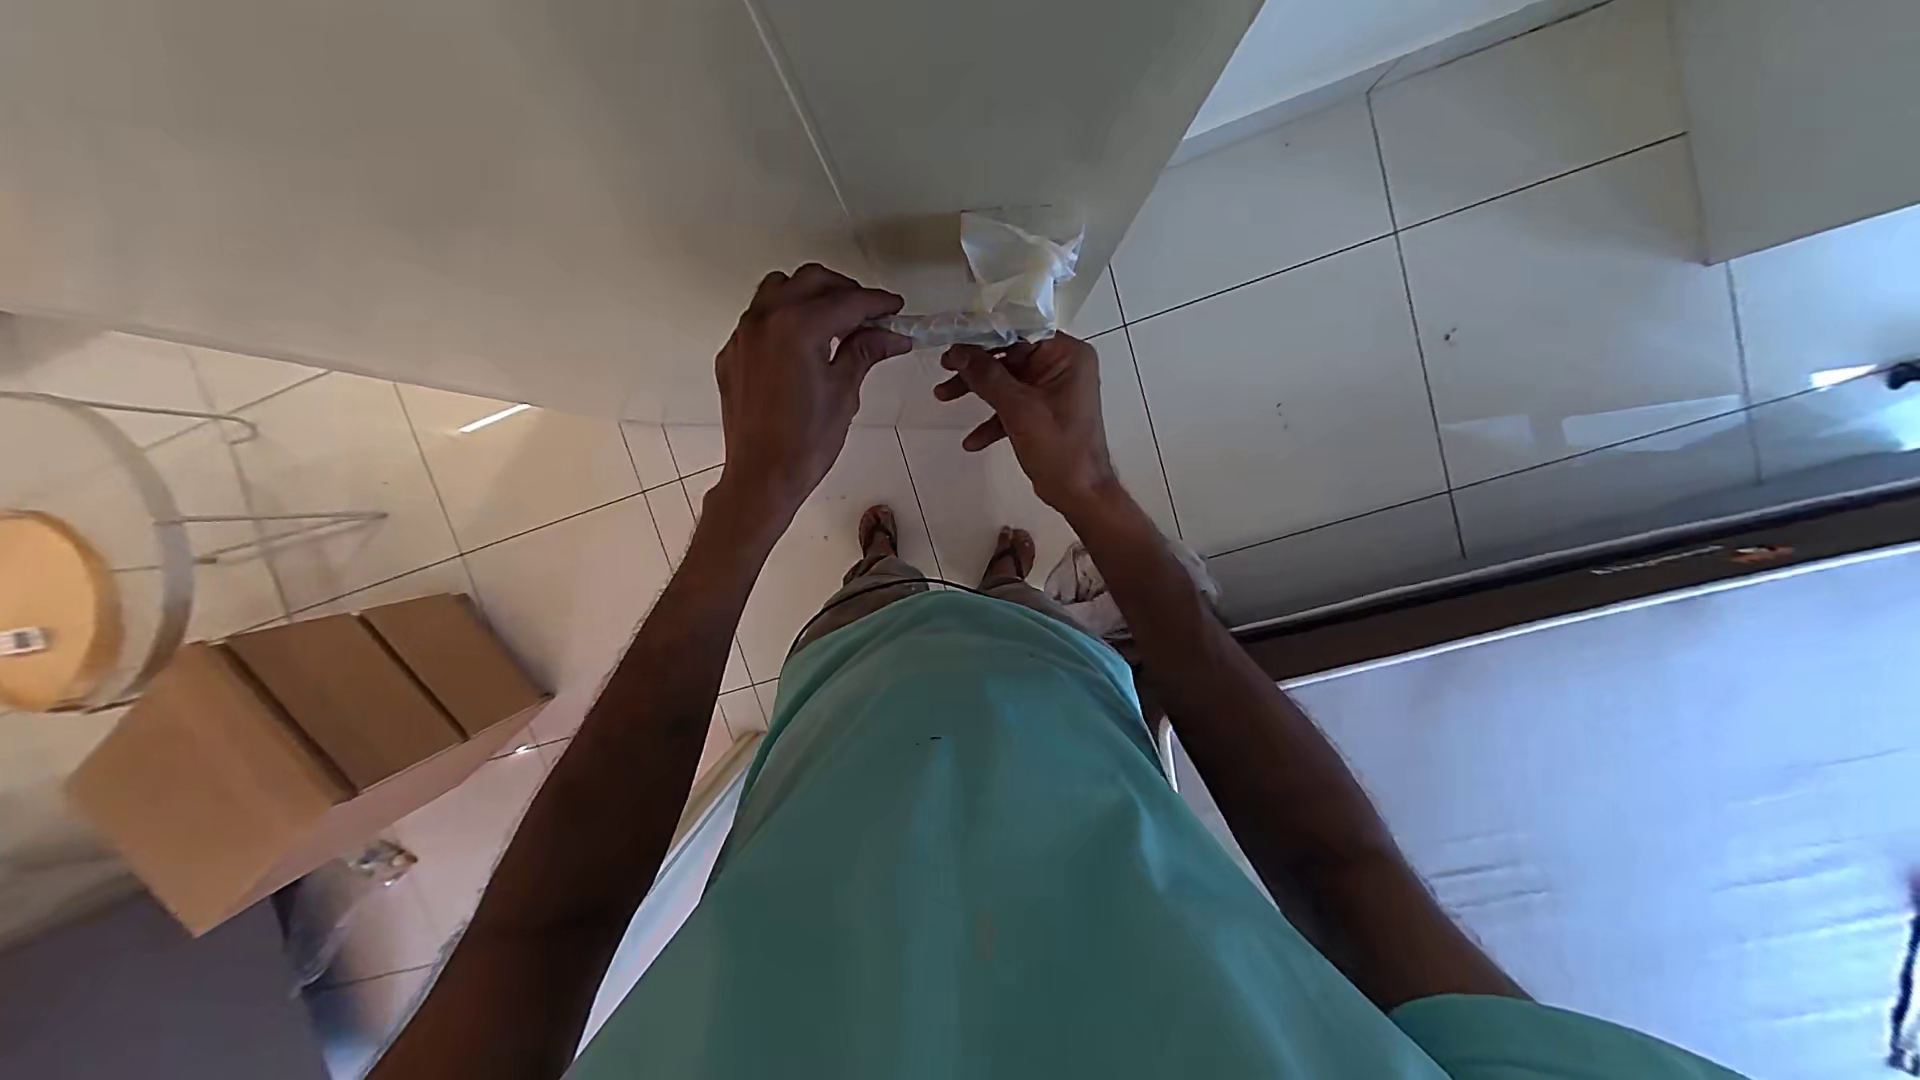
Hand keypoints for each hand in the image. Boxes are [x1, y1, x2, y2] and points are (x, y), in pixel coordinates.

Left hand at [714, 265, 912, 518]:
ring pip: (780, 289)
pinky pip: (760, 317)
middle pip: (812, 281)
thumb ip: (864, 352)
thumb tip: (888, 337)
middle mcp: (765, 322)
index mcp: (797, 327)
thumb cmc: (800, 445)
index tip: (893, 308)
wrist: (763, 476)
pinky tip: (803, 342)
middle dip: (846, 291)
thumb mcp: (844, 392)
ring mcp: (744, 336)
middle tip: (871, 314)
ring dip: (811, 295)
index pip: (847, 301)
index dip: (877, 303)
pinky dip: (785, 317)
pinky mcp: (734, 354)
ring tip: (836, 320)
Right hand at [935, 334, 1121, 514]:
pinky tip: (972, 441)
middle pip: (1009, 356)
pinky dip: (992, 420)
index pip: (1021, 332)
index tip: (955, 339)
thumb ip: (988, 377)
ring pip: (1006, 381)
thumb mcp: (1020, 410)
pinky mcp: (1042, 412)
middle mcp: (1062, 367)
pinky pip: (1012, 406)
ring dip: (977, 391)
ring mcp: (1052, 390)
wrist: (1080, 494)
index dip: (985, 334)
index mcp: (1067, 356)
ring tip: (943, 396)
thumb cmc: (1061, 450)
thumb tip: (959, 352)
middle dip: (975, 367)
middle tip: (945, 367)